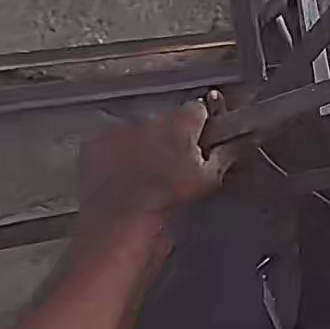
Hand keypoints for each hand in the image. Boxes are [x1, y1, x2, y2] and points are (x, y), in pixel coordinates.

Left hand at [79, 97, 235, 225]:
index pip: (199, 109)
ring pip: (141, 129)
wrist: (121, 219)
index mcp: (181, 122)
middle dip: (173, 135)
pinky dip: (118, 152)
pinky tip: (124, 172)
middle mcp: (151, 118)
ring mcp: (121, 128)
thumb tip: (233, 143)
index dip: (202, 125)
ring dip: (146, 142)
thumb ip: (225, 155)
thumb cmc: (169, 198)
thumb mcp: (210, 179)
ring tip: (148, 170)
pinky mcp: (96, 142)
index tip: (202, 140)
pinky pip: (113, 141)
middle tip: (175, 161)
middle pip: (169, 119)